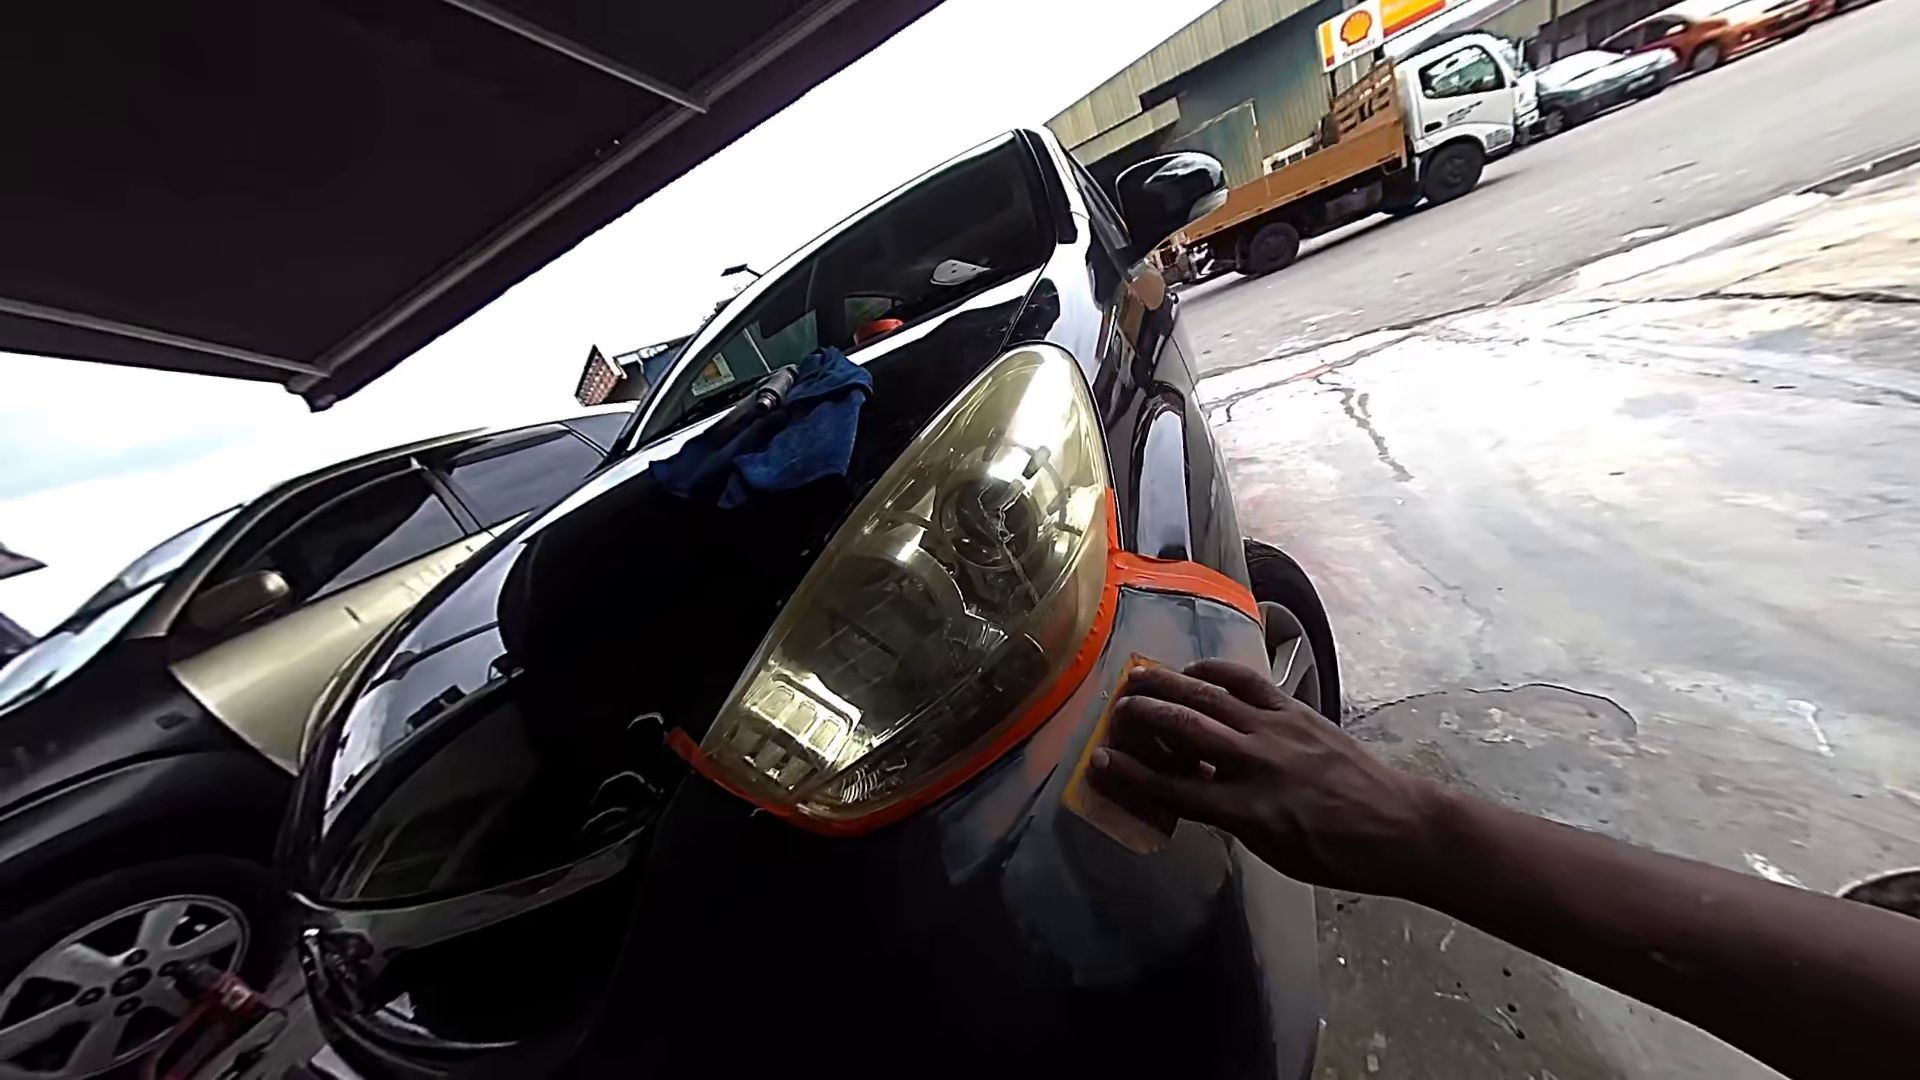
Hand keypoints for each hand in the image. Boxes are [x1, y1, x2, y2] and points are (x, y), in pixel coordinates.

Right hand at [1087, 659, 1447, 896]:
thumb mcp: (1273, 851)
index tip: (1100, 759)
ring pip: (1208, 697)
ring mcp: (1275, 729)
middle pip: (1184, 729)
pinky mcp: (1294, 709)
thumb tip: (1188, 786)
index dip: (1131, 775)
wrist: (1404, 827)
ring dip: (1167, 683)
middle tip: (1115, 708)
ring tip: (1137, 675)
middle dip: (1142, 715)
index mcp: (1249, 810)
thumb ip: (1226, 817)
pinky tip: (1194, 668)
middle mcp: (1255, 764)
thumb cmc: (1335, 853)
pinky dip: (1215, 669)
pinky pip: (1246, 681)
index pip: (1174, 789)